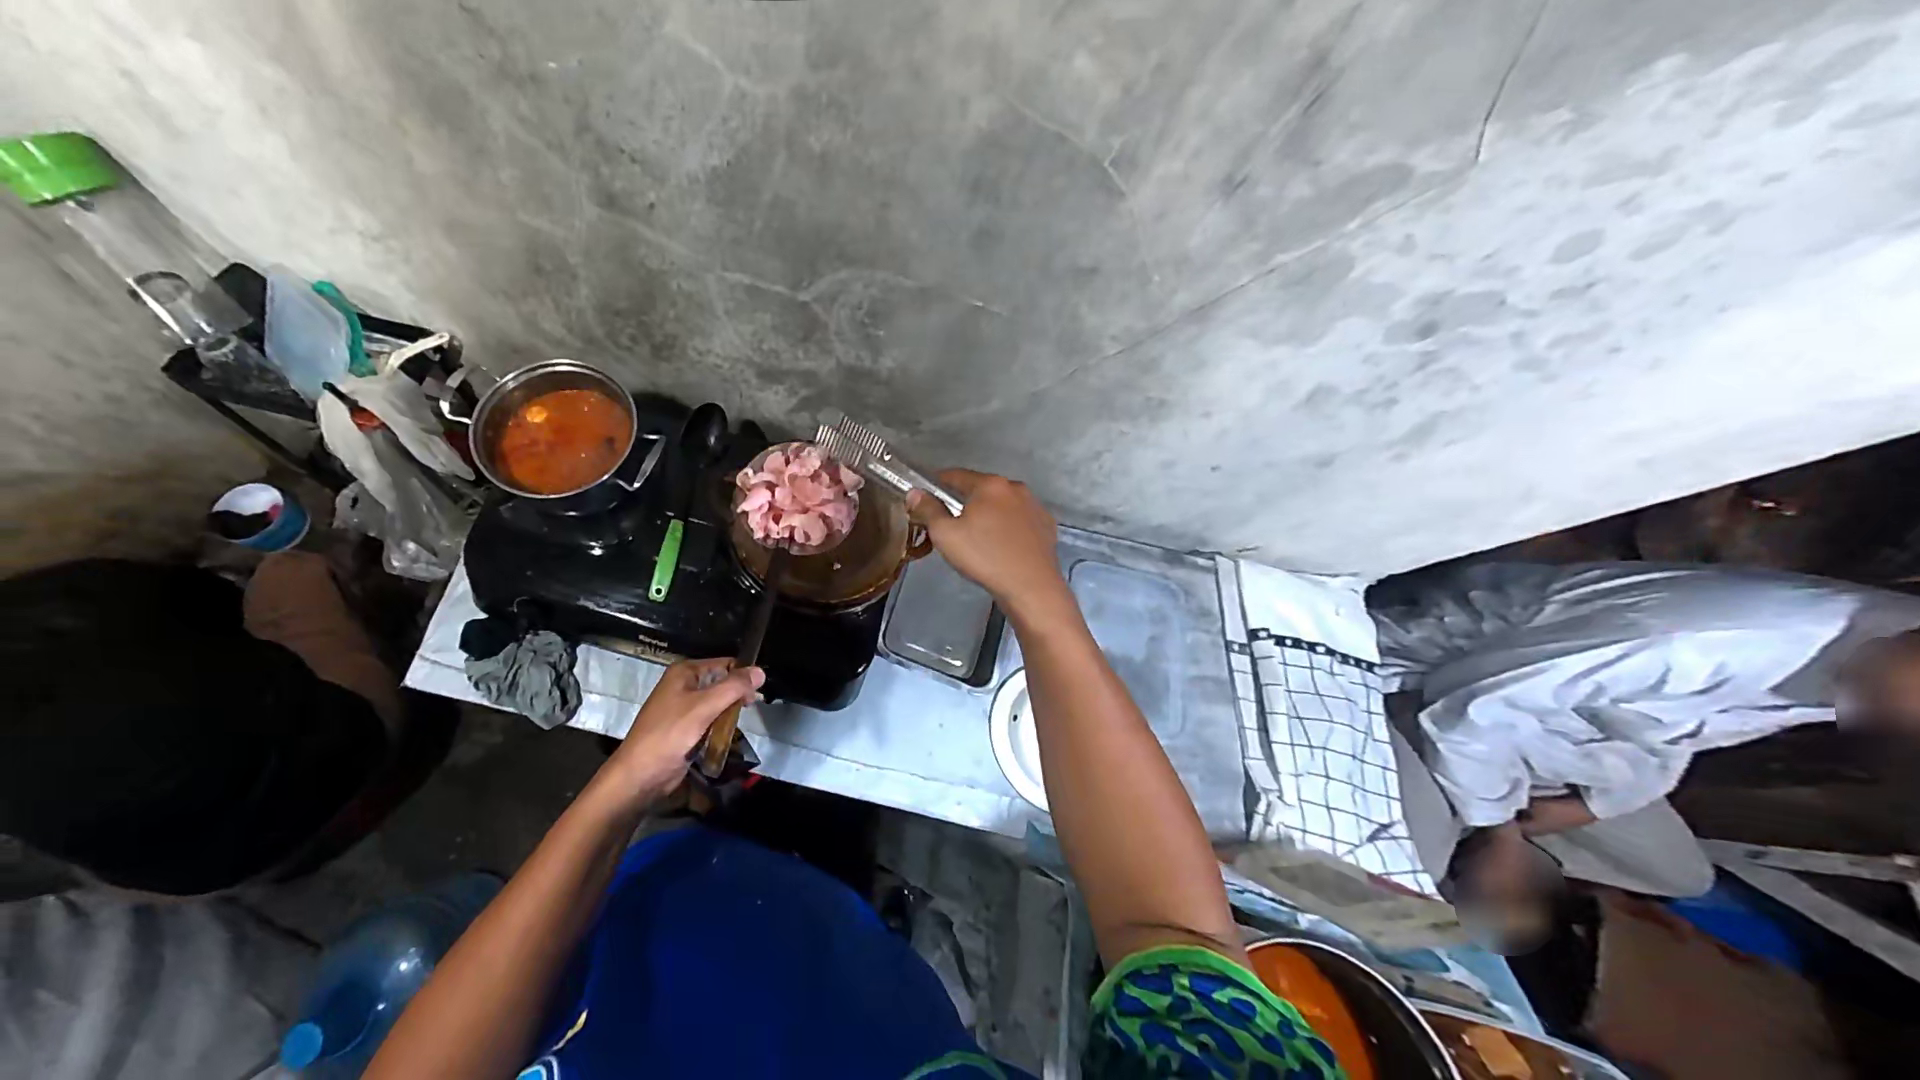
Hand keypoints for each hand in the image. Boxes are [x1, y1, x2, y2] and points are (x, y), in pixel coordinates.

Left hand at [599, 658, 763, 798]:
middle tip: (748, 711)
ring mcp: (684, 707)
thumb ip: (734, 687)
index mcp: (685, 672)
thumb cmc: (670, 735)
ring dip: (730, 713)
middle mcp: (684, 685)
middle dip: (737, 696)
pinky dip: (721, 726)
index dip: (743, 677)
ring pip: (718, 703)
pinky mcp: (686, 727)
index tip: (755, 695)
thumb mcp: (704, 706)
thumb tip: (761, 671)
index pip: (726, 664)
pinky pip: (711, 720)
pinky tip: (726, 735)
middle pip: (723, 683)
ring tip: (737, 724)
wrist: (640, 775)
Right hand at [908, 469, 1068, 618]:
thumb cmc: (985, 558)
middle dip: (964, 503)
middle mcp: (1015, 487)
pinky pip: (1019, 521)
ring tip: (979, 540)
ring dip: (988, 515)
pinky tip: (1003, 547)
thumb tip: (915, 493)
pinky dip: (1008, 528)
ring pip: (1002, 505)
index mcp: (990, 484)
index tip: (926, 500)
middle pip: (981, 490)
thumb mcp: (946, 535)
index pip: (955, 475)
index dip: (936, 485)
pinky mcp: (1047, 526)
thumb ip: (928, 510)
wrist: (1031, 587)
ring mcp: (1034, 506)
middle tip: (951, 526)